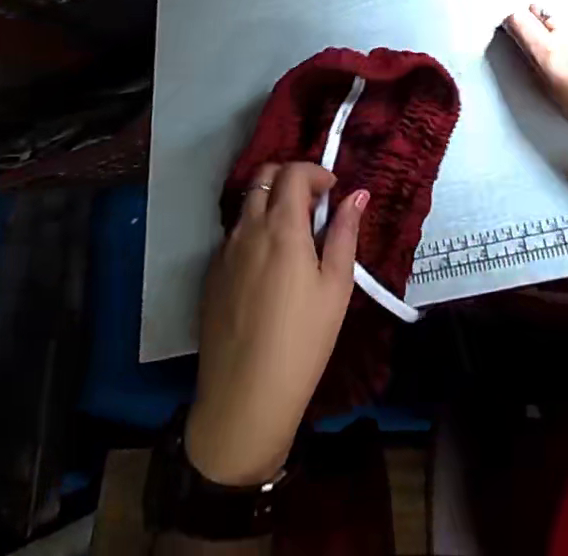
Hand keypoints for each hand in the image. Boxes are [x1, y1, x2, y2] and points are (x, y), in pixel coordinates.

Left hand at [186, 162, 365, 484]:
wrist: (245, 396)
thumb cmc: (304, 338)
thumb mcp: (337, 284)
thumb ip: (345, 233)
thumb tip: (357, 195)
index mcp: (281, 228)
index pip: (292, 173)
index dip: (316, 172)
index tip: (334, 191)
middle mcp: (246, 231)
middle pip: (263, 178)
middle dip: (291, 180)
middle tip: (316, 207)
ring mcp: (223, 253)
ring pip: (247, 206)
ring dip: (272, 205)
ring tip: (297, 238)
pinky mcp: (210, 276)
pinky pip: (234, 236)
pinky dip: (255, 231)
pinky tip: (271, 267)